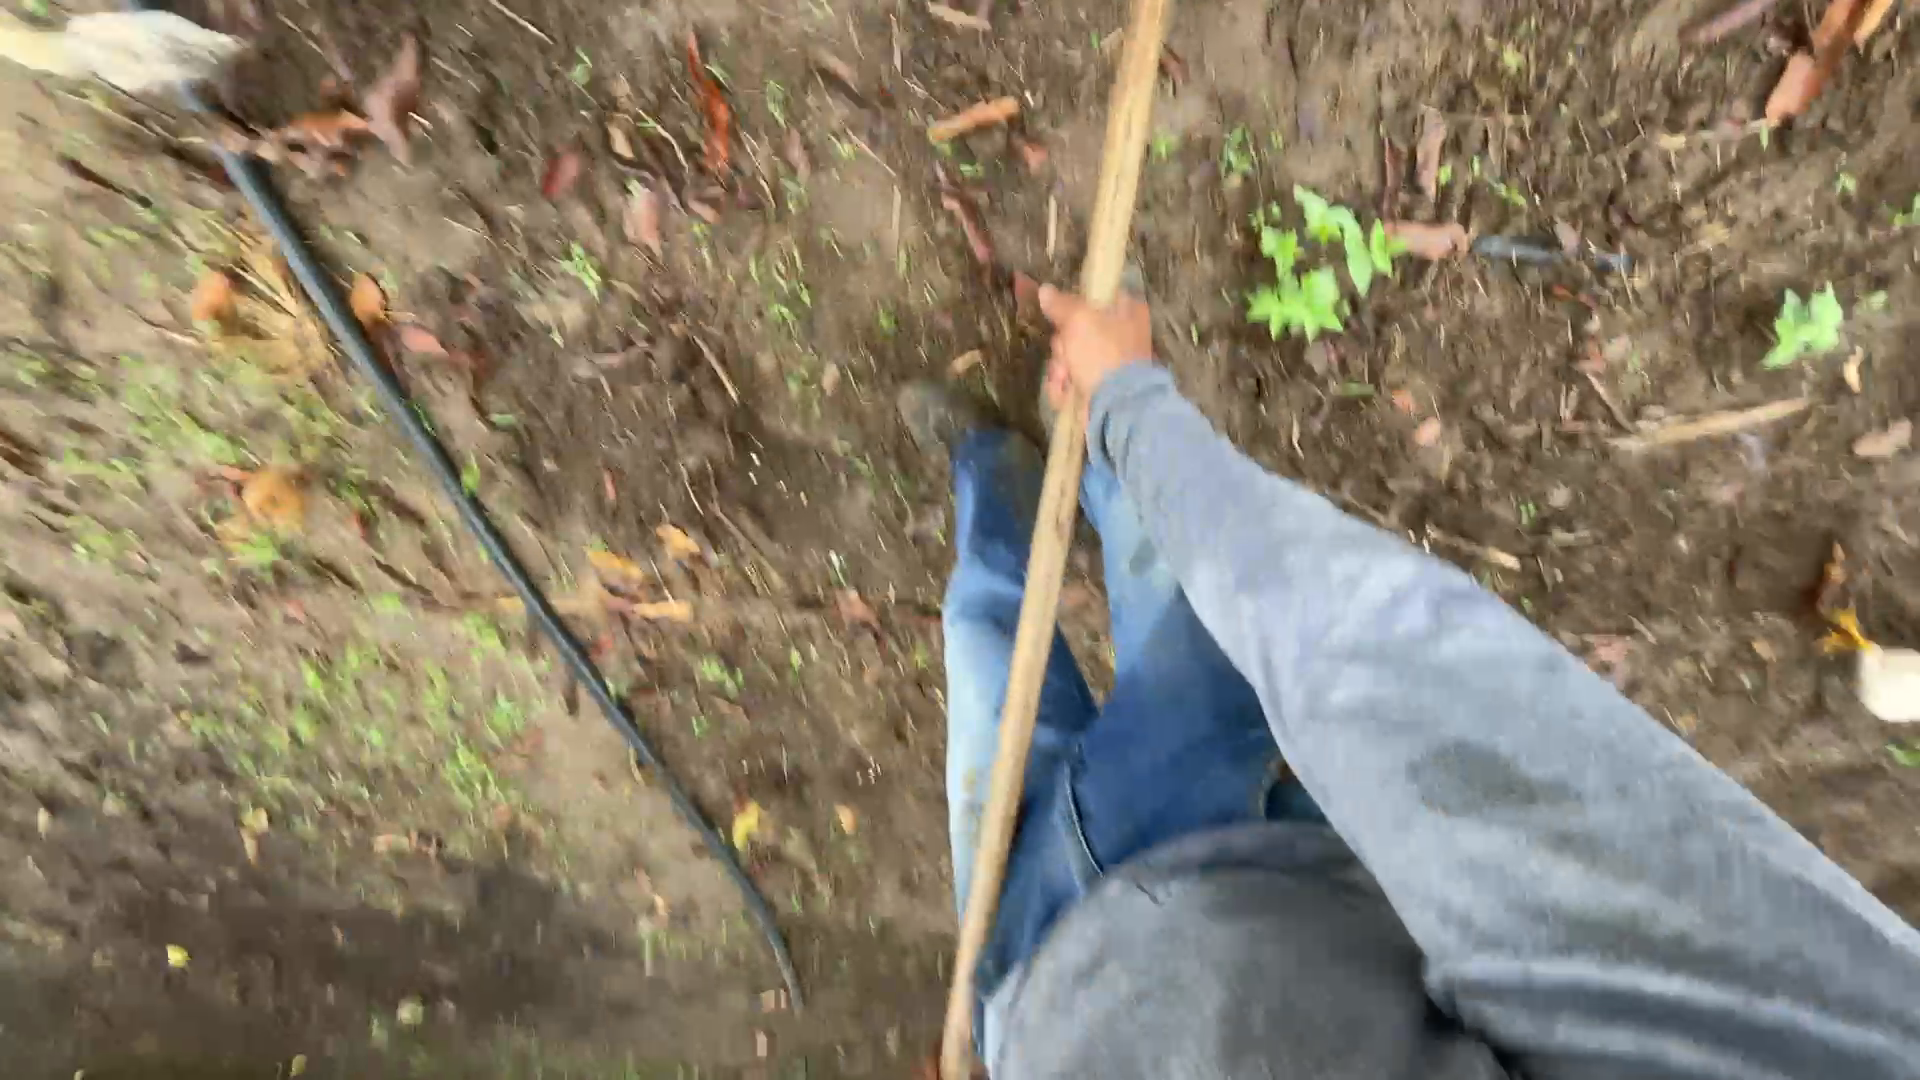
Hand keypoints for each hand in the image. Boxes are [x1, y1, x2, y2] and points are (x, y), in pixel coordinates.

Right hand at [1038, 285, 1152, 418]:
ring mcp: (1109, 362)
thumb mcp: (1078, 320)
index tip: (1058, 316)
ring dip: (1060, 369)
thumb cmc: (1102, 354)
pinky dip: (1064, 387)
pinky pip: (1071, 378)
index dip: (1071, 307)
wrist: (1116, 406)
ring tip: (1066, 379)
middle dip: (1062, 346)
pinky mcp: (1099, 387)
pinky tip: (1066, 393)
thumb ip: (1060, 304)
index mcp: (1126, 310)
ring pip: (1069, 356)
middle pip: (1075, 330)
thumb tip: (1045, 289)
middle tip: (1066, 354)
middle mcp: (1119, 334)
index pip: (1092, 297)